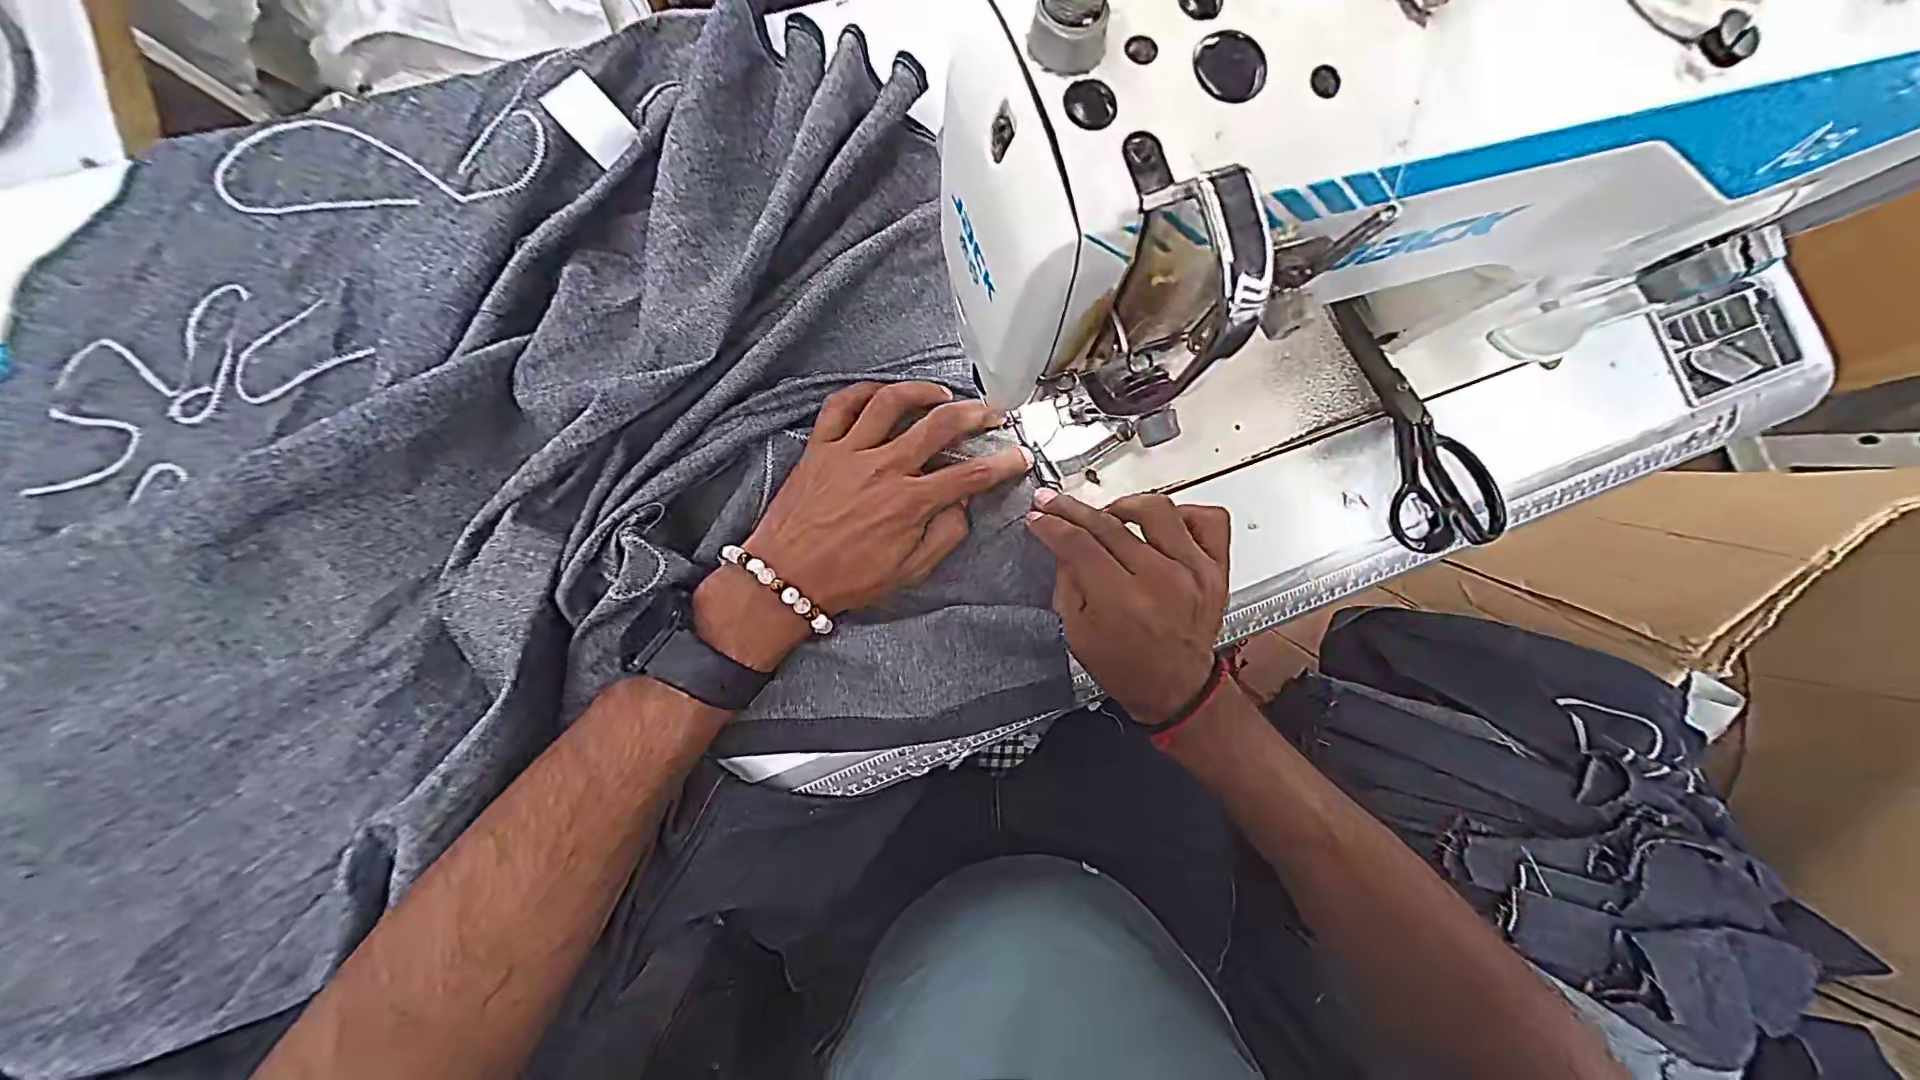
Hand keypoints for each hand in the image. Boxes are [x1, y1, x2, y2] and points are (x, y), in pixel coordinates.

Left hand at [696, 381, 1031, 668]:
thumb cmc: (846, 578)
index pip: (970, 475)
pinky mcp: (820, 448)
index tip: (1017, 457)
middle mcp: (883, 470)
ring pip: (891, 402)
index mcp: (908, 503)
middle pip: (940, 425)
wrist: (787, 578)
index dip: (1002, 464)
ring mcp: (849, 453)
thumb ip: (944, 535)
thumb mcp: (909, 572)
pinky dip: (863, 391)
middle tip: (989, 414)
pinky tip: (881, 393)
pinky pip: (841, 406)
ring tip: (942, 394)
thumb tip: (963, 505)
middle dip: (975, 414)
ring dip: (923, 391)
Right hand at [1024, 490, 1231, 725]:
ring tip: (1110, 514)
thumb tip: (1063, 544)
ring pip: (1156, 509)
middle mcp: (1161, 580)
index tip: (1039, 517)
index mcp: (1121, 601)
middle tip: (1057, 505)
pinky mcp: (1216, 569)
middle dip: (1073, 510)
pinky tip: (1162, 524)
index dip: (1051, 525)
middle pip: (1108, 523)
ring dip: (1124, 505)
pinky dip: (1183, 513)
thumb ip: (1068, 584)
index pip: (1077, 543)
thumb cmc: (1130, 669)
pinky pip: (1207, 519)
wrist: (1178, 690)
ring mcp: (1194, 571)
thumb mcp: (1078, 634)